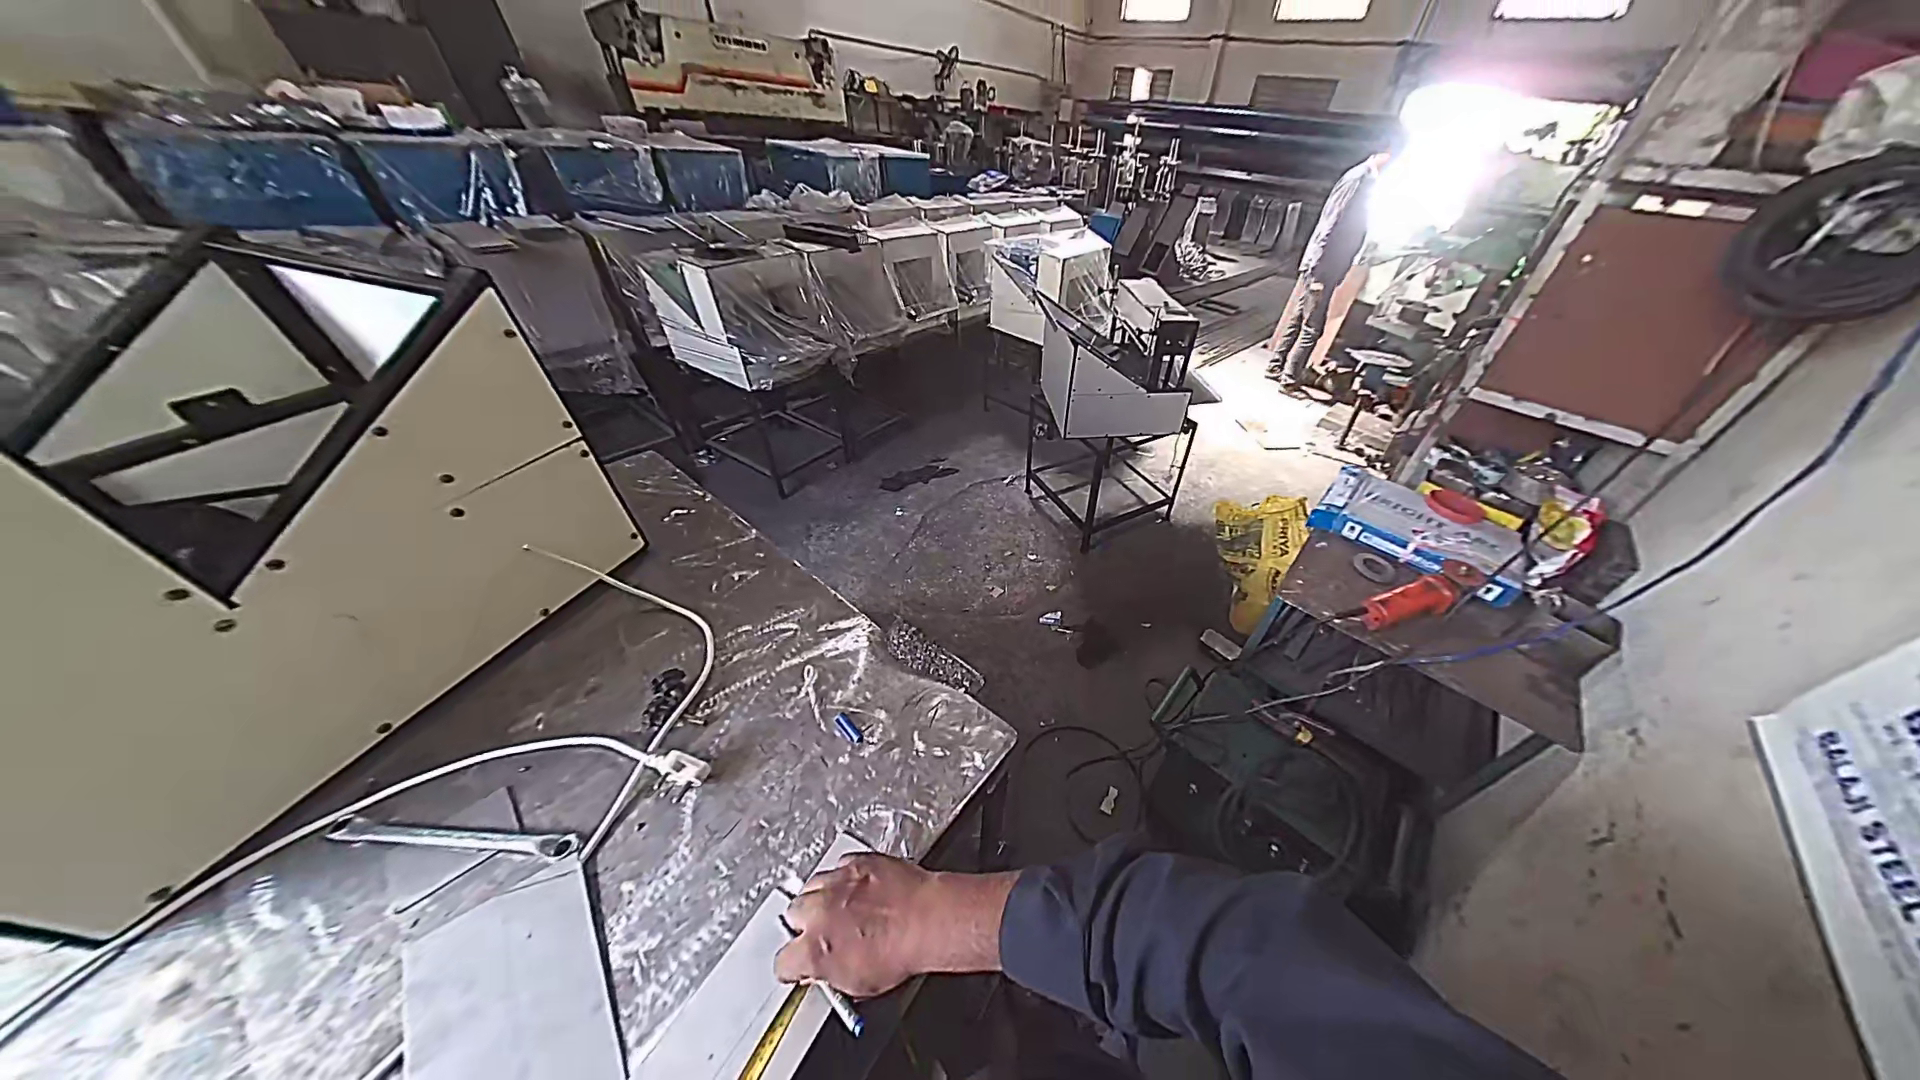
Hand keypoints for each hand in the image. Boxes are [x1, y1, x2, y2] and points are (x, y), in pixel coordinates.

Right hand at [774, 855, 1017, 998]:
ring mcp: (836, 882)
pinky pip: (838, 867)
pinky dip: (843, 878)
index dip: (794, 964)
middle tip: (823, 930)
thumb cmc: (900, 950)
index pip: (783, 961)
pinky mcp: (854, 861)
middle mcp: (818, 911)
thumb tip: (823, 969)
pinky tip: (856, 888)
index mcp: (814, 950)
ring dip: (820, 897)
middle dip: (805, 923)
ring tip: (839, 907)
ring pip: (811, 886)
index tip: (801, 962)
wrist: (927, 918)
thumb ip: (828, 973)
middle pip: (793, 914)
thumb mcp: (858, 983)